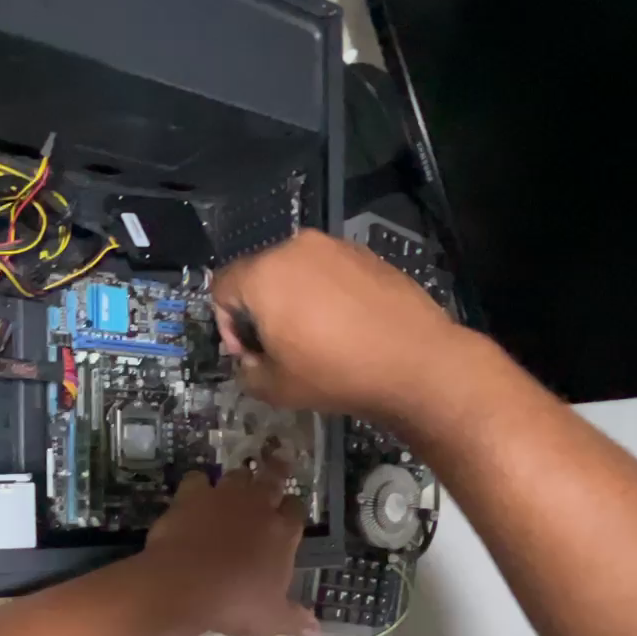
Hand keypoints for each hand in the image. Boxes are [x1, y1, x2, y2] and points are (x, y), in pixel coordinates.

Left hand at [137, 462, 319, 635]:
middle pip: (273, 477)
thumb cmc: (234, 603)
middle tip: (281, 459)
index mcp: (281, 532)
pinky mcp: (191, 496)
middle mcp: (257, 506)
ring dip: (240, 477)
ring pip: (237, 474)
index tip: (290, 511)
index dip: (293, 508)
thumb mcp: (271, 618)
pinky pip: (197, 480)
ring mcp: (223, 497)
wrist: (184, 585)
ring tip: (239, 480)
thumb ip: (295, 619)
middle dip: (278, 469)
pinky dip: (198, 484)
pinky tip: (196, 492)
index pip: (296, 509)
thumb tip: (317, 632)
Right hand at [212, 229, 467, 422]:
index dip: (226, 325)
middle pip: (258, 276)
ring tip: (315, 339)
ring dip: (293, 302)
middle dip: (260, 311)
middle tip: (279, 349)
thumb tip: (251, 359)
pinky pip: (328, 272)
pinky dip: (325, 295)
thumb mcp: (273, 388)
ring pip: (294, 272)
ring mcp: (335, 247)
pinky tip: (345, 328)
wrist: (415, 363)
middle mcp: (296, 248)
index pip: (221, 287)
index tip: (250, 354)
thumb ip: (245, 370)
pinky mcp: (366, 255)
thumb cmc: (334, 374)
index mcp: (264, 274)